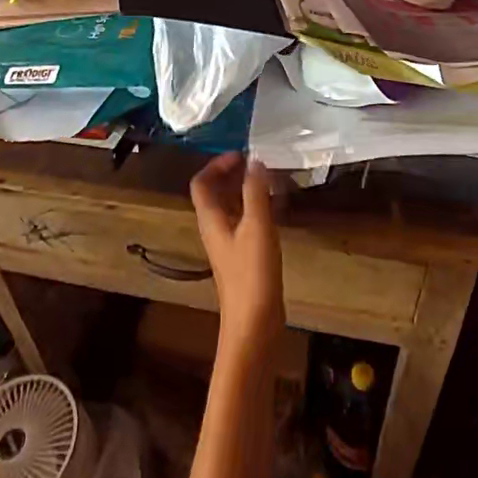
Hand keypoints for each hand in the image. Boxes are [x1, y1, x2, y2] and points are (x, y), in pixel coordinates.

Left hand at [189, 152, 283, 349]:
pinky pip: (243, 222)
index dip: (217, 164)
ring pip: (230, 207)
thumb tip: (254, 161)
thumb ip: (255, 192)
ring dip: (244, 190)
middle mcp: (214, 228)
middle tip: (258, 163)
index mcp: (210, 218)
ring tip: (269, 179)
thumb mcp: (257, 227)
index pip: (201, 182)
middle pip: (215, 193)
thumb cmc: (252, 273)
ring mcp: (228, 243)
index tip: (241, 154)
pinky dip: (254, 208)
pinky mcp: (242, 256)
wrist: (254, 323)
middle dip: (232, 174)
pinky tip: (275, 208)